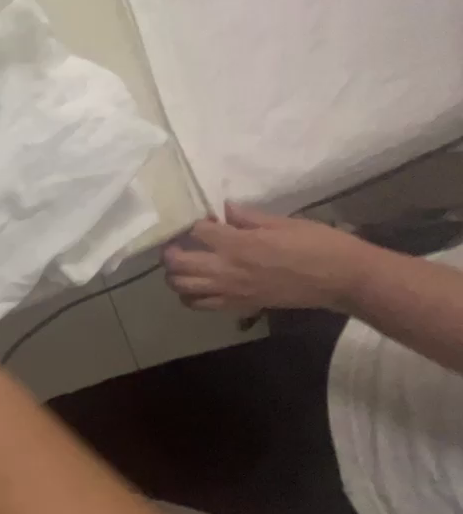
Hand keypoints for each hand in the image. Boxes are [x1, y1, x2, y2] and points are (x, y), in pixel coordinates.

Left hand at [164, 203, 377, 313]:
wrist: (342, 278)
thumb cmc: (320, 245)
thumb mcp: (286, 223)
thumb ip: (250, 218)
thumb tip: (225, 209)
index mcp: (239, 243)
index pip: (198, 232)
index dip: (194, 225)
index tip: (197, 224)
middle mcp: (225, 267)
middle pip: (176, 263)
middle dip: (170, 253)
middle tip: (176, 246)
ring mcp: (226, 289)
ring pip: (180, 285)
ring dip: (174, 275)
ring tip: (183, 267)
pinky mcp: (233, 305)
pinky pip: (196, 304)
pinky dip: (188, 296)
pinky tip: (195, 287)